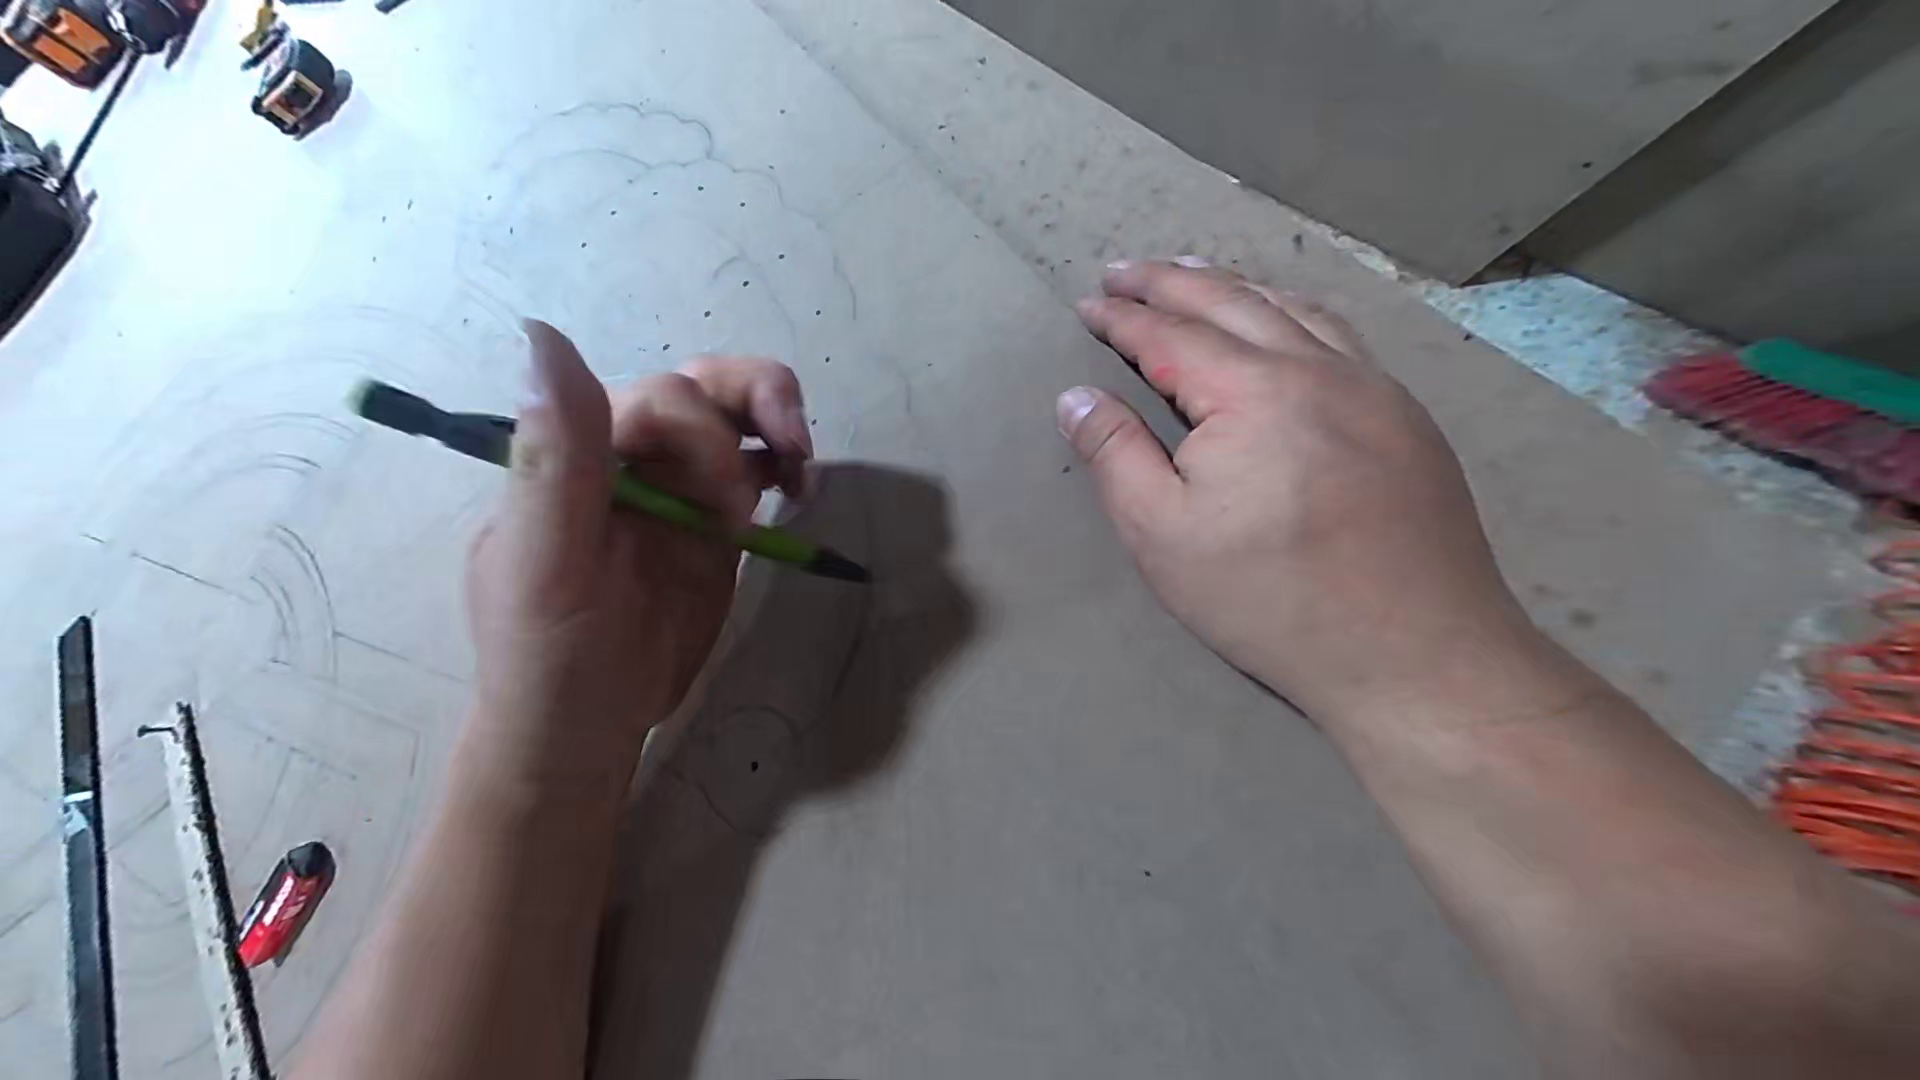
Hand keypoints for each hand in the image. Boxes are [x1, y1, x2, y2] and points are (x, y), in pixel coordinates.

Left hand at [465, 320, 813, 785]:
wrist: (588, 721)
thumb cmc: (551, 655)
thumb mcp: (544, 566)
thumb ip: (553, 460)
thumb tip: (544, 335)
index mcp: (581, 454)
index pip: (660, 400)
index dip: (708, 433)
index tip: (734, 503)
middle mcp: (631, 456)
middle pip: (704, 386)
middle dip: (759, 403)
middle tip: (795, 445)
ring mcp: (678, 487)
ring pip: (736, 417)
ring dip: (778, 427)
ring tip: (799, 472)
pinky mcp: (714, 519)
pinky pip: (756, 466)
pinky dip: (784, 464)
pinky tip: (797, 488)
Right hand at [1060, 261, 1546, 723]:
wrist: (1413, 653)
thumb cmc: (1268, 598)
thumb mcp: (1161, 534)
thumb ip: (1114, 455)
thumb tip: (1075, 396)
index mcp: (1252, 392)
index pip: (1170, 335)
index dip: (1122, 317)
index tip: (1087, 302)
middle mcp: (1316, 368)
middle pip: (1230, 302)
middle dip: (1169, 281)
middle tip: (1125, 269)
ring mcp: (1372, 387)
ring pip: (1292, 308)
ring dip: (1233, 285)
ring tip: (1194, 273)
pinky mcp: (1404, 417)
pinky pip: (1338, 336)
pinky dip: (1292, 311)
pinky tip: (1283, 321)